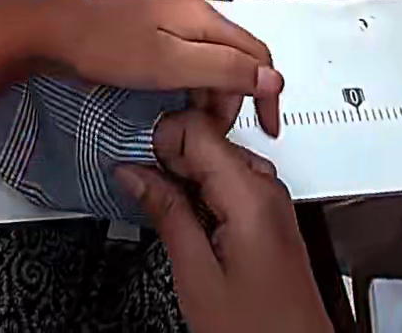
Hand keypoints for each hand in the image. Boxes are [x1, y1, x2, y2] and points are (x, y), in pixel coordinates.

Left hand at [0, 0, 281, 134]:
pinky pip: (186, 62)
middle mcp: (190, 12)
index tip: (267, 129)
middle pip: (234, 58)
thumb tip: (272, 76)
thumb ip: (224, 68)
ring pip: (210, 63)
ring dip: (208, 96)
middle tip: (211, 131)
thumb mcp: (170, 62)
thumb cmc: (106, 47)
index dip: (266, 92)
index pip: (255, 53)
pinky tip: (172, 104)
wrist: (53, 33)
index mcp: (200, 13)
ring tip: (188, 122)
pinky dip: (188, 87)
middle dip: (231, 97)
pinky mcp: (152, 33)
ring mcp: (169, 21)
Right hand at [116, 112, 330, 332]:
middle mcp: (266, 187)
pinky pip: (226, 177)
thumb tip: (131, 170)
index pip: (194, 125)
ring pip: (212, 155)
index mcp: (250, 194)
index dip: (159, 140)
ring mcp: (270, 199)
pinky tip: (189, 219)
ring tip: (166, 208)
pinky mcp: (268, 213)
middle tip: (145, 187)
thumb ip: (164, 211)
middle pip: (204, 137)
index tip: (139, 163)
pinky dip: (199, 188)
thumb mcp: (197, 276)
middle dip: (168, 157)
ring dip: (182, 174)